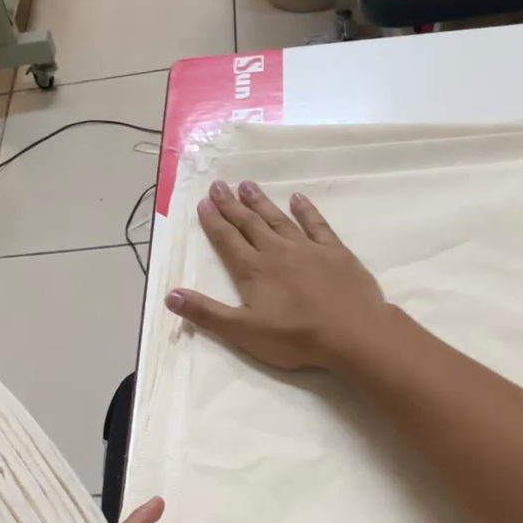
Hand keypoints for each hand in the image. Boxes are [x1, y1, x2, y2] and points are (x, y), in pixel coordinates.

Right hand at [167, 180, 394, 370]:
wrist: (351, 332)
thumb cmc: (294, 338)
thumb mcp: (243, 332)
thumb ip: (206, 313)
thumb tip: (171, 296)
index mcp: (253, 271)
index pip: (227, 241)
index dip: (213, 222)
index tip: (204, 203)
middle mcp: (277, 252)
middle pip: (249, 224)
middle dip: (232, 205)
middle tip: (219, 185)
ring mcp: (307, 249)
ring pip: (279, 219)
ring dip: (261, 202)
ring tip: (248, 185)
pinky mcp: (335, 252)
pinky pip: (316, 225)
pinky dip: (305, 211)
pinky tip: (298, 198)